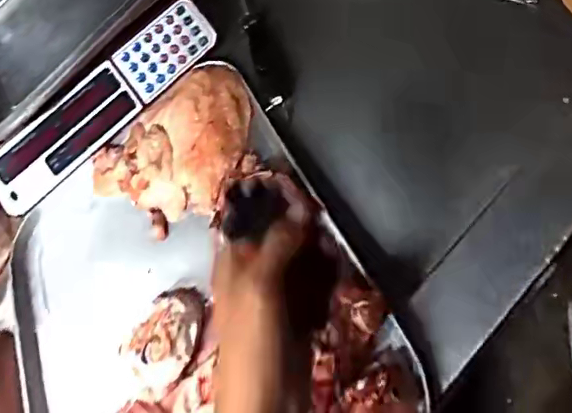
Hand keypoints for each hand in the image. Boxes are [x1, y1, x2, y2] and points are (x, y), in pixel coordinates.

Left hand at [212, 175, 314, 412]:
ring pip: (299, 261)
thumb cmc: (252, 345)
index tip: (295, 181)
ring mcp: (276, 297)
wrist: (265, 409)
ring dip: (318, 250)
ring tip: (335, 242)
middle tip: (323, 214)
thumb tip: (299, 204)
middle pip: (279, 236)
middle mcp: (253, 273)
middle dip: (302, 225)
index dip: (269, 197)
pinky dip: (327, 278)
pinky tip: (338, 270)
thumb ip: (278, 242)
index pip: (249, 216)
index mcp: (233, 260)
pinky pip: (314, 289)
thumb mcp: (259, 285)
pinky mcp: (297, 319)